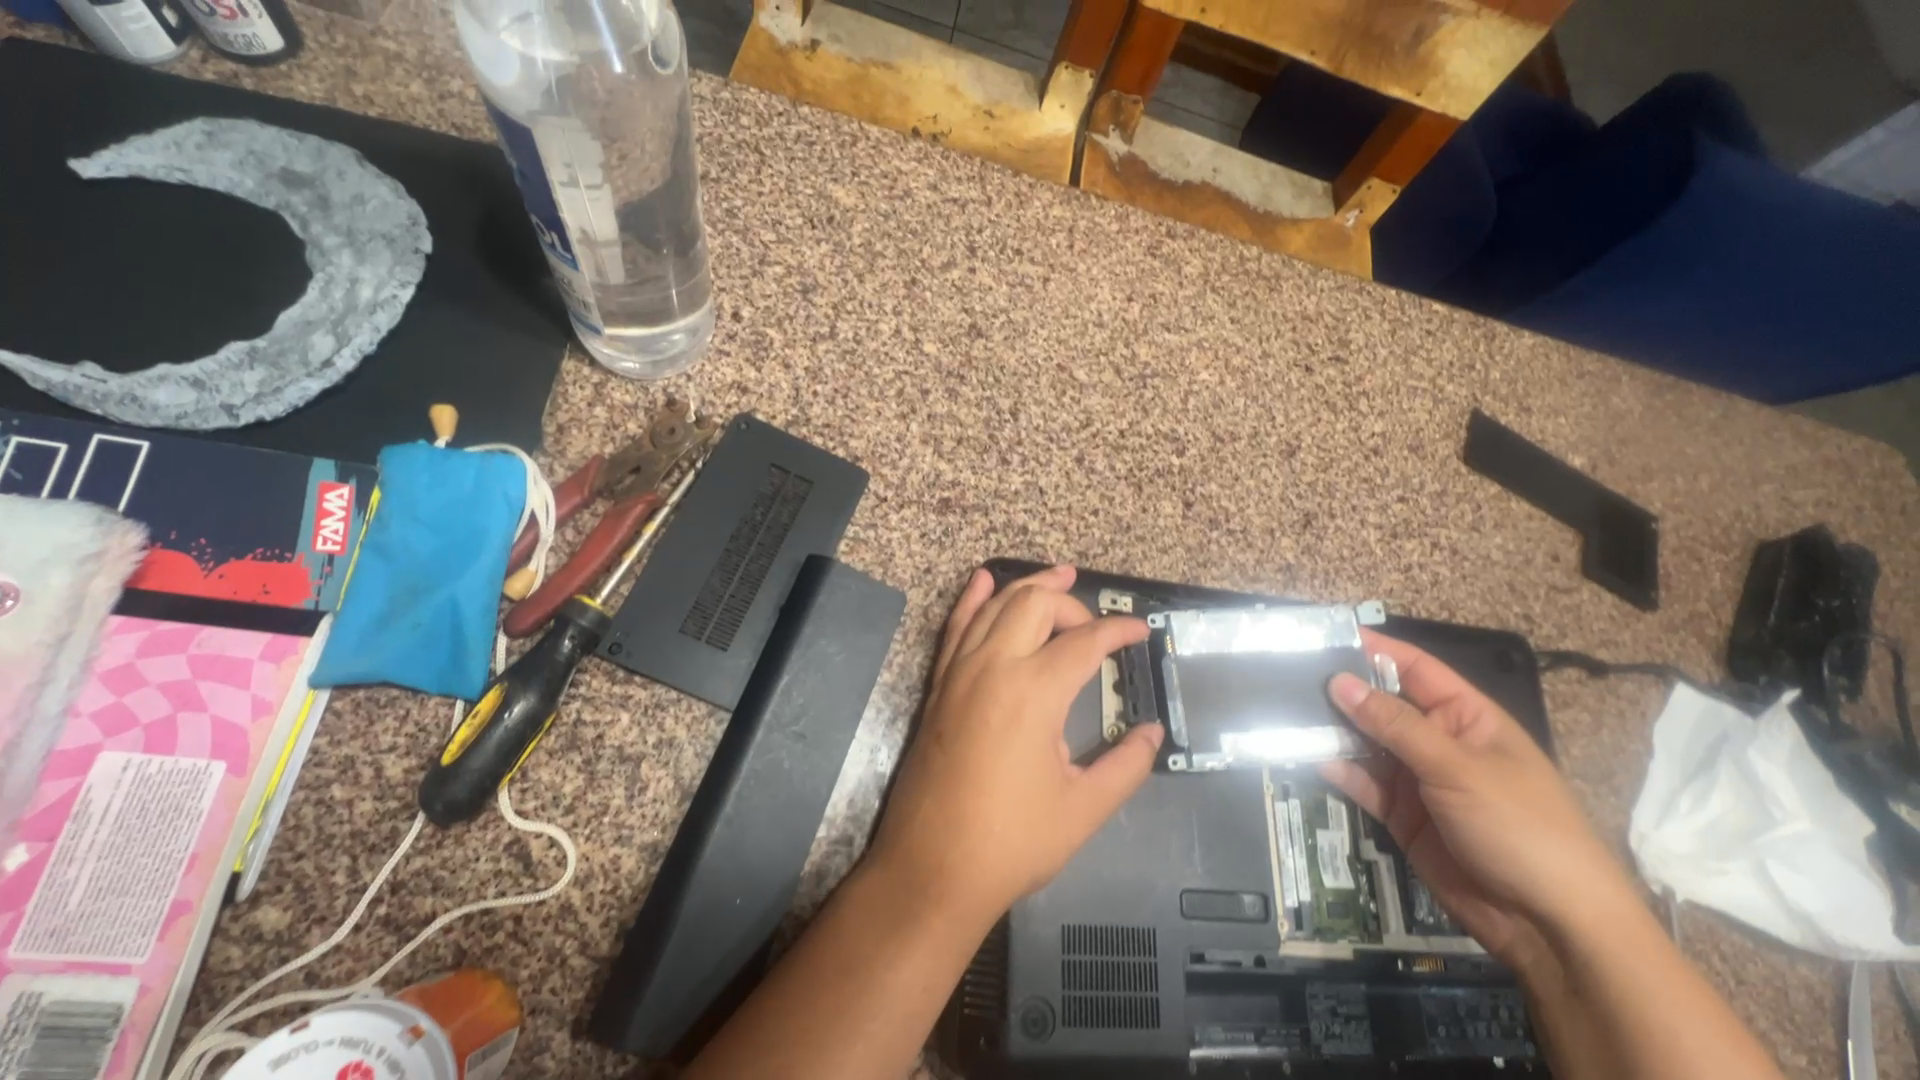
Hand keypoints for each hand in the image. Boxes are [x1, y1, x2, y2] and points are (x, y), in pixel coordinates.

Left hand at [865, 565, 1163, 926]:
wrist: (931, 868)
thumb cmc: (1011, 842)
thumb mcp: (1084, 808)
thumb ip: (1126, 765)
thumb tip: (1152, 733)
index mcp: (1034, 692)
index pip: (1085, 640)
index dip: (1119, 630)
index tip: (1141, 632)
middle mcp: (993, 667)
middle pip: (1036, 604)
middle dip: (1072, 603)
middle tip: (1098, 626)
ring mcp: (958, 673)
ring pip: (994, 605)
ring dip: (1029, 586)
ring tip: (1059, 577)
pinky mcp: (938, 687)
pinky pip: (955, 627)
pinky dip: (972, 599)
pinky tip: (983, 581)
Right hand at [1321, 631, 1639, 978]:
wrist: (1547, 920)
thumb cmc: (1518, 825)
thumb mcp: (1456, 767)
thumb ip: (1394, 725)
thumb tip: (1339, 682)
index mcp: (1467, 718)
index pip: (1416, 669)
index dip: (1376, 650)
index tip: (1327, 635)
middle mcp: (1440, 742)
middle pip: (1384, 706)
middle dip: (1344, 691)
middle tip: (1290, 674)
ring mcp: (1420, 781)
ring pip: (1367, 745)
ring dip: (1334, 731)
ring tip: (1288, 711)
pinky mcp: (1403, 817)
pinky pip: (1364, 784)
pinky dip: (1339, 771)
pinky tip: (1311, 756)